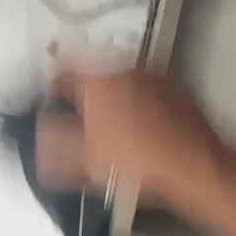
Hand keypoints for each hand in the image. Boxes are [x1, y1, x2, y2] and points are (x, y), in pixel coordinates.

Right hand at [46, 68, 230, 200]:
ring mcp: (152, 75)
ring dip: (112, 98)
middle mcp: (123, 68)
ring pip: (120, 82)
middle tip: (83, 124)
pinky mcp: (175, 86)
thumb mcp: (85, 161)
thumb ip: (53, 144)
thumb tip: (40, 136)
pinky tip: (142, 129)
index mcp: (96, 81)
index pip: (61, 76)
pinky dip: (139, 102)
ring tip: (113, 129)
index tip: (52, 108)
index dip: (52, 94)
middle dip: (84, 97)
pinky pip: (145, 90)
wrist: (195, 167)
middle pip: (92, 77)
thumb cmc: (139, 163)